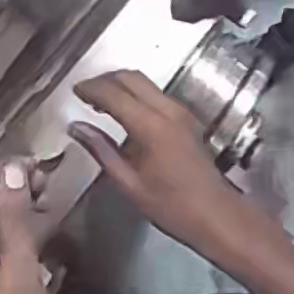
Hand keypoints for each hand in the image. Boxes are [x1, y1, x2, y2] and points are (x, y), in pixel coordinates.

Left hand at [0, 162, 49, 293]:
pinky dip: (20, 221)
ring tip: (47, 194)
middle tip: (45, 180)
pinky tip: (42, 218)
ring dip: (19, 200)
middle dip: (12, 184)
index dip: (2, 170)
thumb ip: (15, 218)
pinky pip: (0, 233)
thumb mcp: (19, 272)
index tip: (36, 167)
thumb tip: (14, 168)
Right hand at [68, 70, 253, 257]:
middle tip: (85, 93)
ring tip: (100, 101)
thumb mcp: (130, 184)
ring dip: (120, 84)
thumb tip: (75, 127)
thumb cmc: (172, 207)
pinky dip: (134, 92)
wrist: (219, 216)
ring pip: (144, 81)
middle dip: (105, 80)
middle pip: (130, 77)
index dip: (91, 88)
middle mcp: (166, 109)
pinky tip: (124, 111)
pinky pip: (154, 92)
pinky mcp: (186, 116)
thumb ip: (101, 150)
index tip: (74, 91)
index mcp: (150, 125)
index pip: (113, 93)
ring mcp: (179, 110)